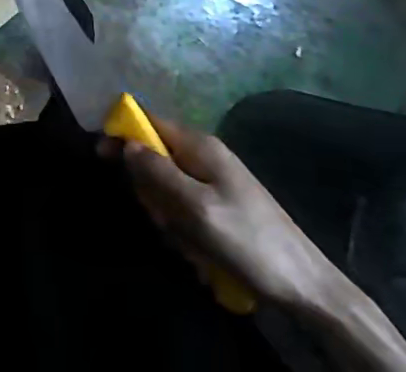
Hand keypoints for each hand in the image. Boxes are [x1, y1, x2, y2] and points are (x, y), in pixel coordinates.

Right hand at [119, 114, 343, 313]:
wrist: (304, 284)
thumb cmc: (248, 241)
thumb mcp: (196, 208)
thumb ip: (158, 173)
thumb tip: (127, 144)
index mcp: (200, 145)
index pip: (149, 121)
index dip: (123, 132)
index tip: (102, 155)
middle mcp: (205, 155)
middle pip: (155, 156)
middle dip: (149, 189)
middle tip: (161, 219)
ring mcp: (215, 181)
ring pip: (167, 187)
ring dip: (167, 215)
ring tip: (186, 242)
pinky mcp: (221, 206)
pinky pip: (185, 208)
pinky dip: (184, 229)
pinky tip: (199, 253)